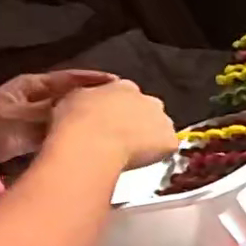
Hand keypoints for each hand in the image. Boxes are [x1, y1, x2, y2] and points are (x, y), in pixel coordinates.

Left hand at [0, 69, 117, 162]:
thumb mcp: (26, 116)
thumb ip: (58, 111)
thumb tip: (90, 108)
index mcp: (32, 85)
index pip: (71, 78)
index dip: (95, 79)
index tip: (121, 83)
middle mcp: (36, 99)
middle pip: (73, 96)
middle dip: (96, 99)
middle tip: (124, 104)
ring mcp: (35, 119)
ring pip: (70, 116)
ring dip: (89, 119)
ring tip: (115, 123)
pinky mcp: (36, 140)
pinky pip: (65, 133)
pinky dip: (79, 136)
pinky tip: (95, 142)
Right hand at [49, 79, 177, 170]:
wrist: (91, 145)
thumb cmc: (77, 122)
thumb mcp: (75, 97)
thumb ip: (91, 95)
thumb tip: (92, 100)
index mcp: (125, 87)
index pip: (129, 94)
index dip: (120, 108)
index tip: (113, 119)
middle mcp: (149, 101)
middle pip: (150, 110)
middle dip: (140, 120)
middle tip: (123, 136)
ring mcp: (163, 121)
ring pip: (161, 128)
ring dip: (151, 136)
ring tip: (130, 149)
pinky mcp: (171, 141)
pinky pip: (168, 147)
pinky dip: (158, 153)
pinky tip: (141, 158)